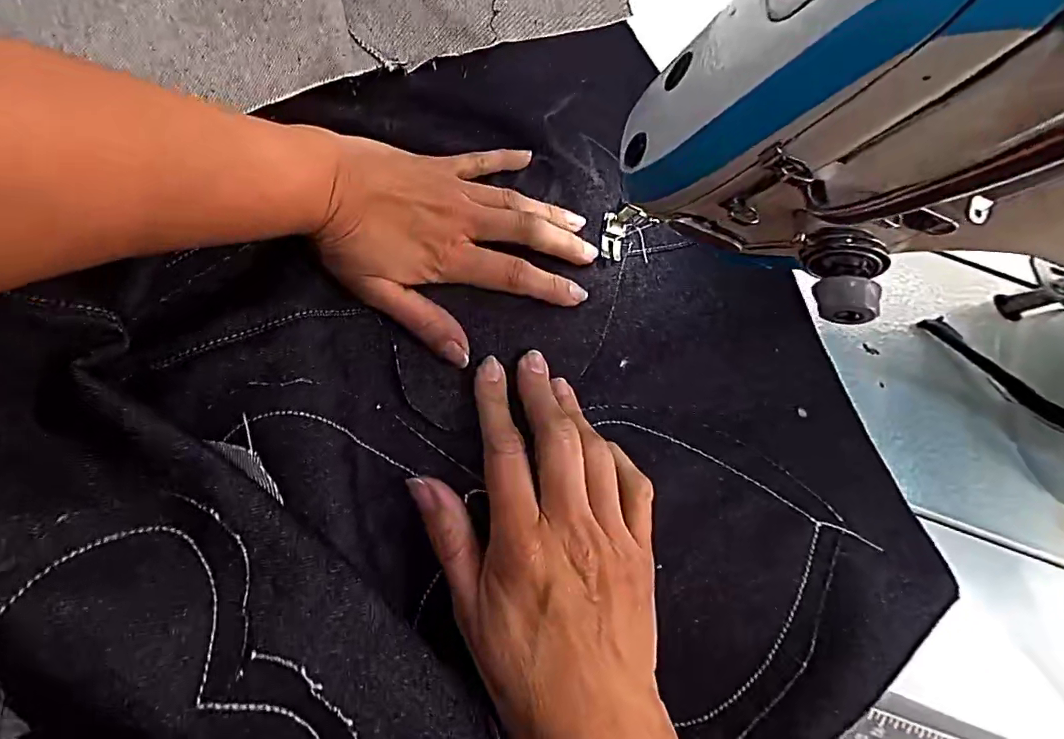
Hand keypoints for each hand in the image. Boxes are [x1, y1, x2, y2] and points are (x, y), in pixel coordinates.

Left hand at [308, 133, 596, 366]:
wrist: (324, 183)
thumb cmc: (346, 241)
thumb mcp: (379, 292)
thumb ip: (425, 321)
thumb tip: (462, 354)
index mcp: (452, 256)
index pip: (513, 274)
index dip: (549, 286)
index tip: (578, 293)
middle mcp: (465, 221)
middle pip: (526, 233)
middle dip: (563, 245)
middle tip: (592, 253)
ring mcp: (456, 189)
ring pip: (514, 200)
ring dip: (547, 211)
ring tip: (576, 219)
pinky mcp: (442, 165)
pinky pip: (482, 161)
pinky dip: (506, 160)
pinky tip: (527, 157)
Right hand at [407, 352, 671, 738]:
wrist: (598, 721)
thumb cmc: (525, 670)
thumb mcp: (470, 611)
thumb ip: (449, 539)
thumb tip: (422, 483)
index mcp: (522, 541)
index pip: (505, 452)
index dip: (495, 404)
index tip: (491, 371)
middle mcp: (570, 526)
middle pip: (556, 439)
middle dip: (540, 392)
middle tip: (531, 361)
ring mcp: (612, 534)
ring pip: (597, 453)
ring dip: (578, 413)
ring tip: (560, 386)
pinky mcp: (641, 548)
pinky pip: (636, 485)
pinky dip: (619, 454)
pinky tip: (604, 442)